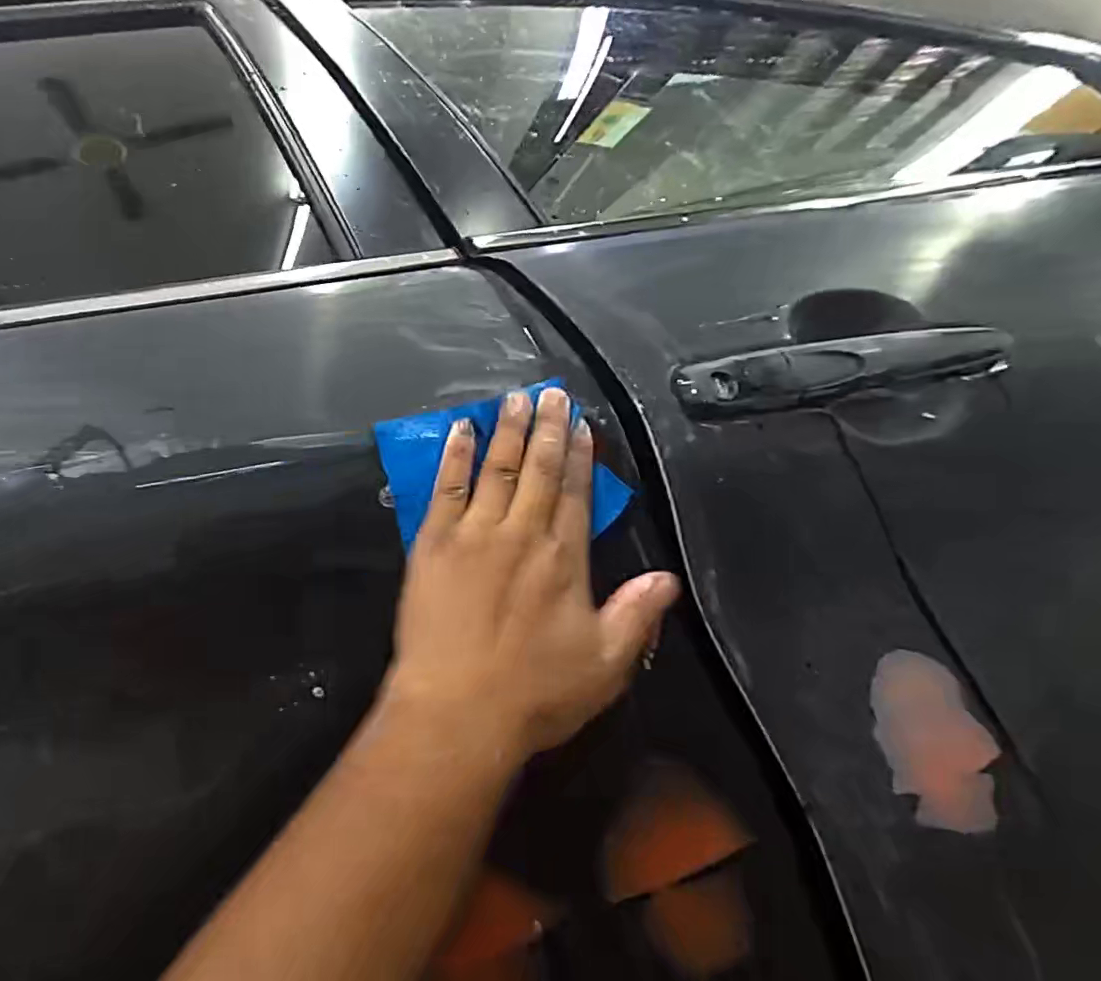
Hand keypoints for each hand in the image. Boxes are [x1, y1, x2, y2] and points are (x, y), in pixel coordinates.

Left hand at [382, 387, 682, 761]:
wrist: (456, 710)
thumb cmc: (533, 694)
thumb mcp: (604, 664)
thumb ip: (636, 614)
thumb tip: (668, 578)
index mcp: (562, 559)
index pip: (574, 493)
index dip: (579, 456)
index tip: (580, 424)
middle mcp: (519, 534)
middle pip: (537, 470)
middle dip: (546, 428)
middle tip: (550, 392)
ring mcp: (472, 535)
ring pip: (494, 470)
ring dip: (506, 431)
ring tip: (514, 398)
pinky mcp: (432, 545)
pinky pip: (445, 490)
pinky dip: (454, 458)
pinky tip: (460, 432)